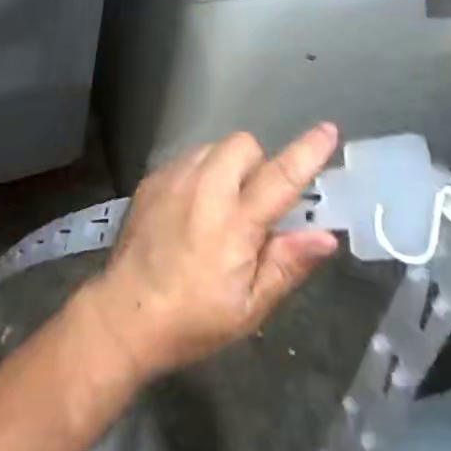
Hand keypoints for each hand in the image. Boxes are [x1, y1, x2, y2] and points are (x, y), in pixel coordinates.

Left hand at [79, 125, 340, 378]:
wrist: (123, 313)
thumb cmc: (193, 319)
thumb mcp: (250, 307)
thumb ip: (287, 264)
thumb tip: (326, 235)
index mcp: (233, 223)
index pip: (280, 177)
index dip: (307, 151)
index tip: (327, 130)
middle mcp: (202, 189)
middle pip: (241, 144)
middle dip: (258, 163)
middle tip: (257, 202)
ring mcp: (171, 180)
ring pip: (211, 147)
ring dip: (227, 165)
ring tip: (223, 205)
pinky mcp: (150, 181)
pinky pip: (186, 159)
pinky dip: (200, 172)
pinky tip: (194, 206)